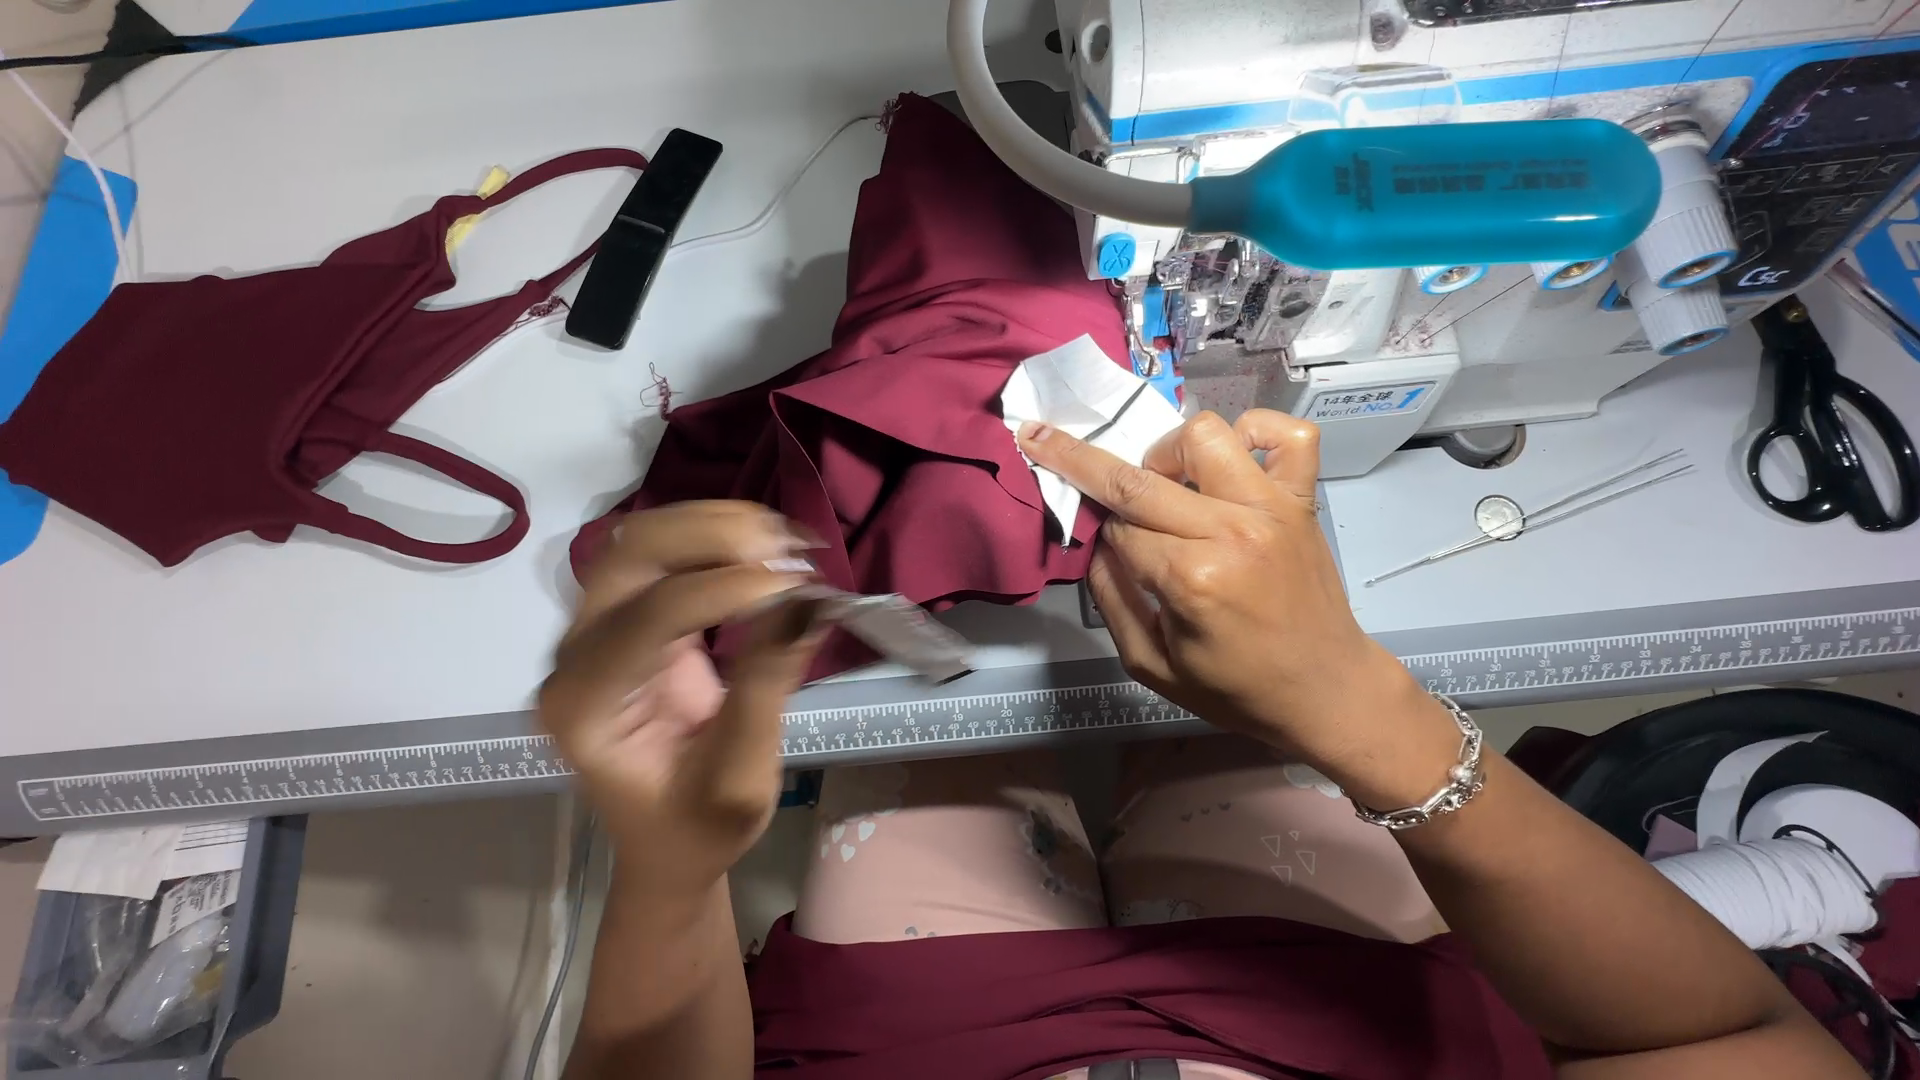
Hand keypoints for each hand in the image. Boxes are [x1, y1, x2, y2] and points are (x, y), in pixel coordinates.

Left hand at [538, 501, 825, 896]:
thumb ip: (766, 686)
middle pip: (629, 556)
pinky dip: (714, 535)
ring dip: (715, 524)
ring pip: (641, 540)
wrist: (668, 846)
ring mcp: (595, 632)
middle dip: (713, 537)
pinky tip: (764, 543)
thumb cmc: (697, 830)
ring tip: (786, 539)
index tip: (802, 584)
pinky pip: (660, 555)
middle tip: (790, 548)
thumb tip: (809, 601)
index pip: (652, 616)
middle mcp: (574, 656)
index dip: (729, 588)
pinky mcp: (627, 620)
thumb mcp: (741, 777)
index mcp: (585, 707)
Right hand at [1016, 411, 1442, 777]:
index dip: (1102, 536)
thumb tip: (1094, 542)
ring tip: (1167, 484)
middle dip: (1079, 457)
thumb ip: (1110, 599)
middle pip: (1139, 478)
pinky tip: (1231, 460)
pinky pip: (1285, 435)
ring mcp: (1272, 507)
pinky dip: (1254, 433)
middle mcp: (1230, 530)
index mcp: (1191, 579)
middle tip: (1042, 436)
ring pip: (1203, 435)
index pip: (1118, 530)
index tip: (1102, 544)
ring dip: (1167, 453)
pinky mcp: (1302, 500)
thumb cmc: (1235, 688)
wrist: (1325, 692)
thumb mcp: (1150, 665)